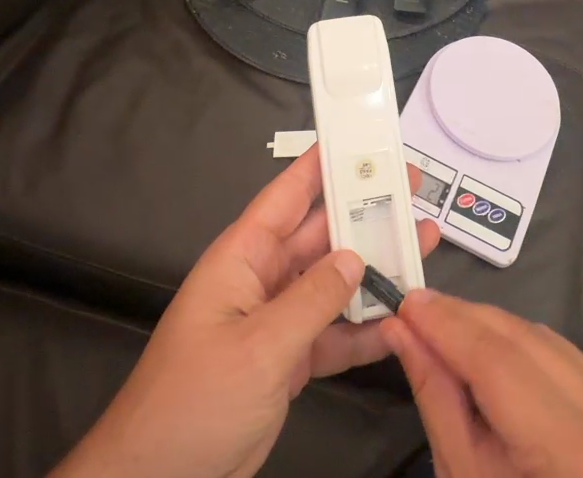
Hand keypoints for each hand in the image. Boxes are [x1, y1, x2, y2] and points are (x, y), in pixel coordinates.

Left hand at [52, 146, 439, 477]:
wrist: (159, 477)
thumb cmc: (194, 400)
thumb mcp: (257, 346)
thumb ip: (312, 300)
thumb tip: (356, 258)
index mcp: (243, 259)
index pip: (287, 197)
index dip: (322, 165)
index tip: (361, 139)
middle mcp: (264, 280)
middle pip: (322, 236)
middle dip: (366, 212)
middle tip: (413, 189)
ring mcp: (278, 321)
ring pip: (336, 282)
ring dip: (377, 269)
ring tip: (423, 244)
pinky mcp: (291, 359)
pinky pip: (336, 332)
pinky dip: (368, 327)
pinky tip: (403, 318)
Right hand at [381, 290, 582, 477]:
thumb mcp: (466, 475)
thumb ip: (437, 399)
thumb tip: (403, 333)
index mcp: (570, 448)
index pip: (497, 361)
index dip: (447, 324)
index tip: (406, 302)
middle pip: (523, 339)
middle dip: (465, 318)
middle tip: (417, 308)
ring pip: (546, 338)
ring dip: (492, 327)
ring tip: (447, 326)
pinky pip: (566, 351)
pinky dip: (526, 345)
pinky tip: (496, 351)